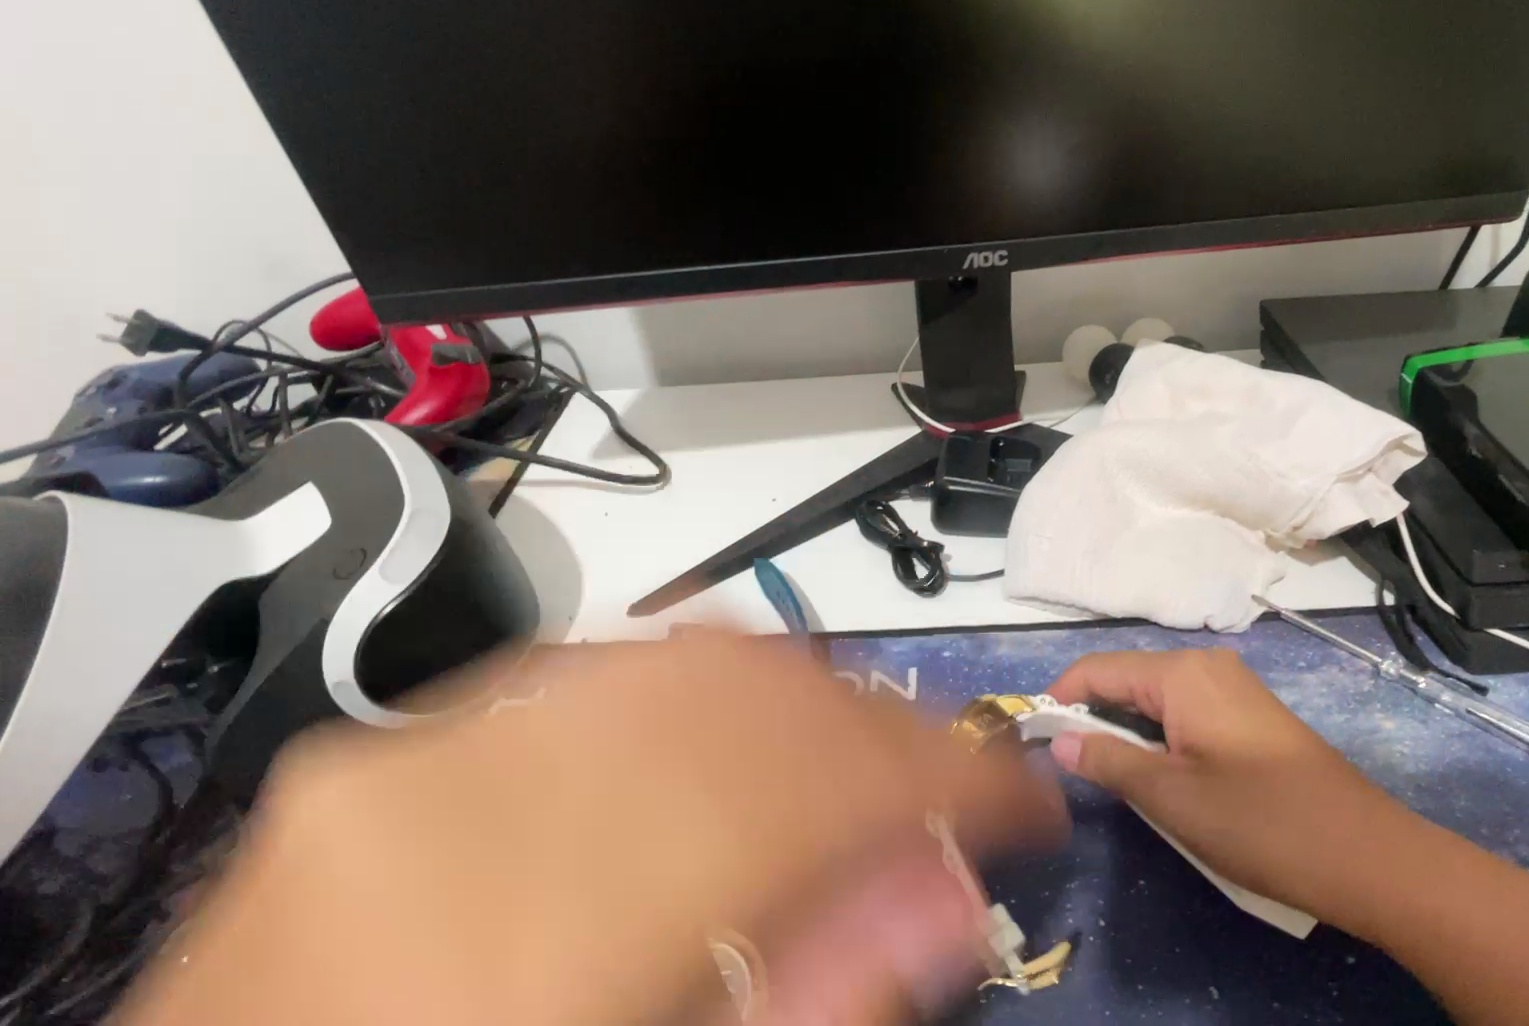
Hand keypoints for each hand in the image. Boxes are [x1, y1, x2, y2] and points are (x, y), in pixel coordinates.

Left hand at [118, 634, 1065, 1025]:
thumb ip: (815, 995)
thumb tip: (948, 892)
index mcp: (536, 944)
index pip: (808, 794)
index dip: (941, 779)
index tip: (1019, 799)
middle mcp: (464, 802)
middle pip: (747, 702)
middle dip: (878, 730)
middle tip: (944, 779)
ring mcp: (407, 756)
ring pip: (673, 661)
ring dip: (800, 695)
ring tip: (860, 749)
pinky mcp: (383, 749)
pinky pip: (590, 672)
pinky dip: (695, 686)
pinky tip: (734, 729)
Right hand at [1044, 649, 1416, 932]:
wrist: (1369, 857)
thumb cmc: (1260, 822)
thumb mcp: (1171, 796)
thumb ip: (1107, 761)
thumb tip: (1057, 741)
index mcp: (1182, 674)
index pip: (1097, 669)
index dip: (1059, 698)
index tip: (1033, 738)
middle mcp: (1207, 666)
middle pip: (1127, 679)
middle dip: (1092, 716)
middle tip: (1067, 766)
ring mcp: (1234, 689)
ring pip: (1156, 699)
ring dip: (1126, 731)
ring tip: (1110, 776)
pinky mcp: (1251, 716)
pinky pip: (1186, 713)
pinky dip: (1160, 737)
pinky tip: (1160, 775)